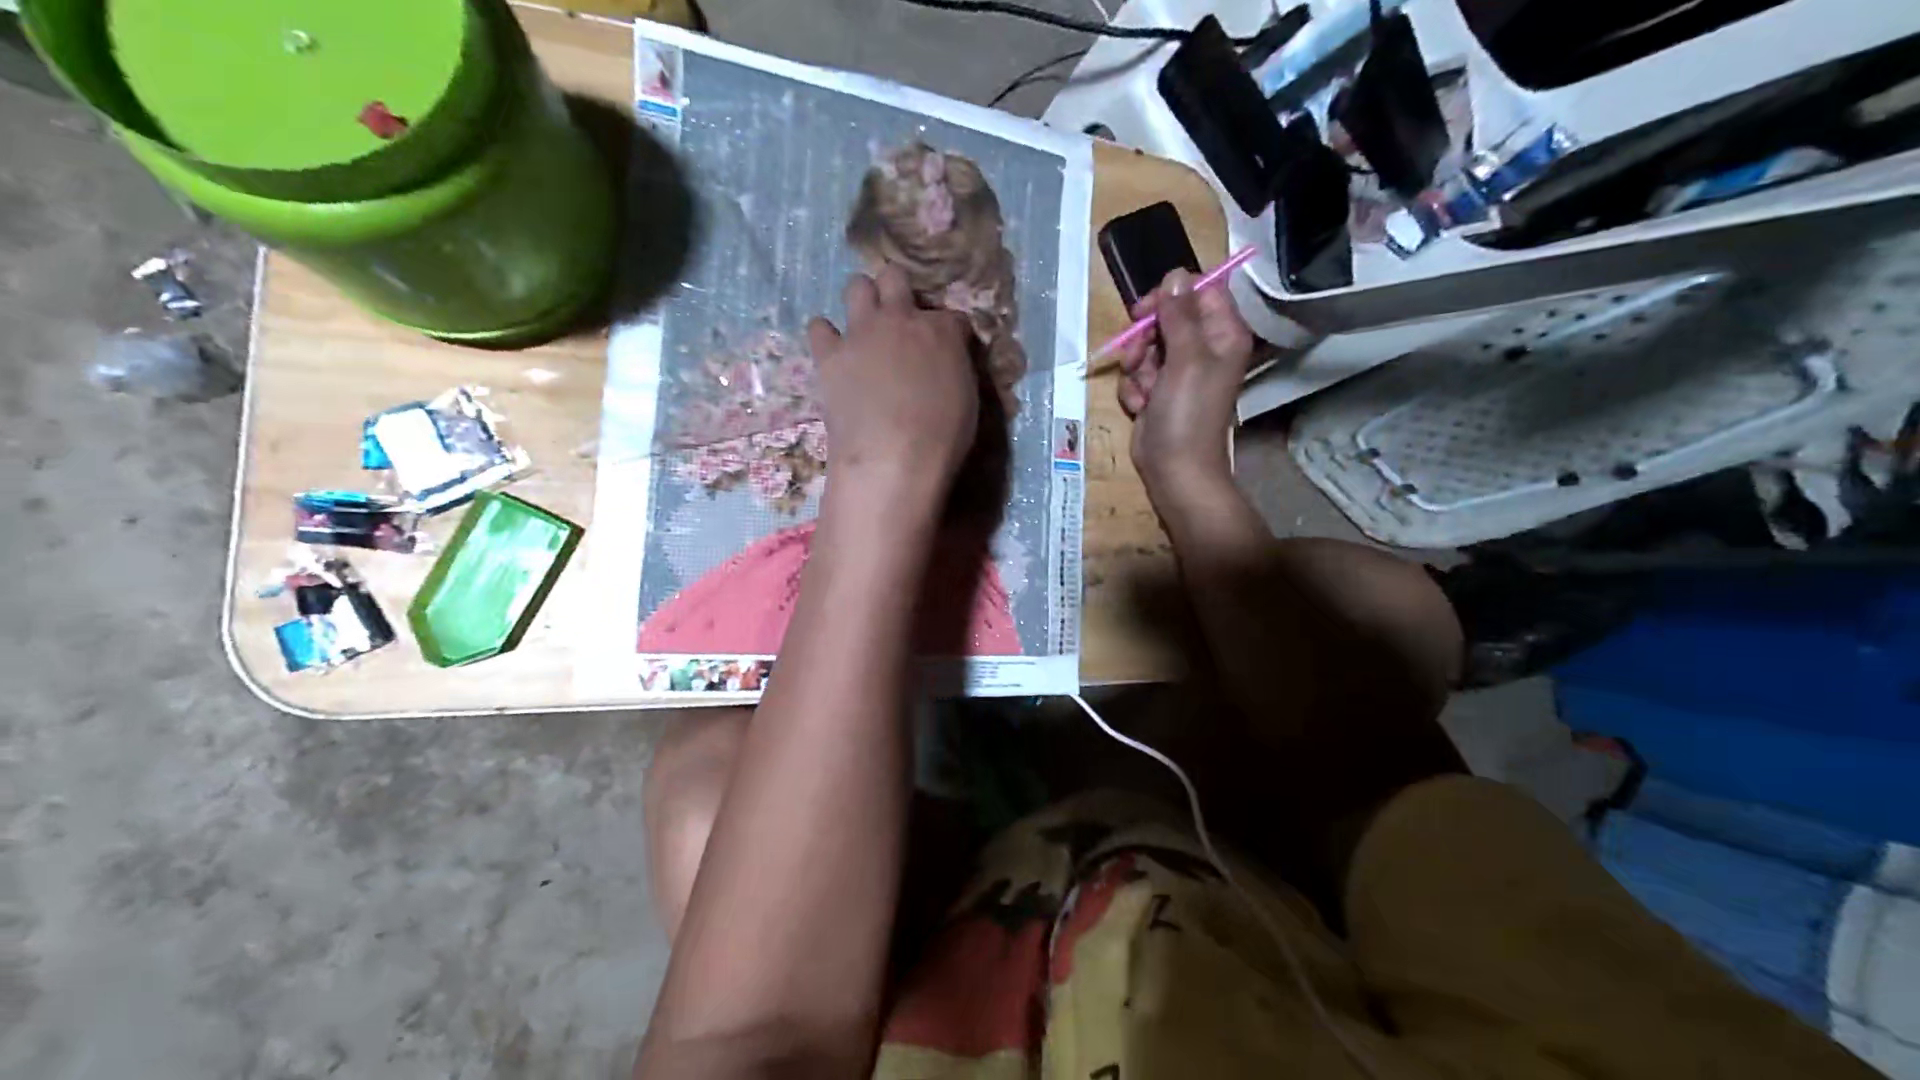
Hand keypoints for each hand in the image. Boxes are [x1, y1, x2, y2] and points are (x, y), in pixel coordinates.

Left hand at [808, 266, 979, 511]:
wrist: (891, 457)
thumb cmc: (941, 438)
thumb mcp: (967, 399)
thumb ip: (955, 369)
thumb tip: (945, 364)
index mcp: (943, 331)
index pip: (951, 315)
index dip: (948, 331)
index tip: (946, 348)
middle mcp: (901, 319)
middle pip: (895, 278)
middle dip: (897, 291)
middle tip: (897, 319)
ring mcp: (862, 332)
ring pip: (856, 286)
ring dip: (862, 301)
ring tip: (864, 329)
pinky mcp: (829, 354)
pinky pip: (819, 327)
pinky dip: (826, 336)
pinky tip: (833, 353)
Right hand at [1115, 269, 1253, 505]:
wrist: (1175, 467)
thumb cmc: (1187, 412)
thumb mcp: (1185, 358)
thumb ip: (1179, 314)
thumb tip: (1177, 274)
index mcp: (1223, 335)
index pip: (1201, 291)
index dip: (1172, 295)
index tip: (1148, 307)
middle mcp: (1204, 348)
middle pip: (1168, 317)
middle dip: (1146, 336)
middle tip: (1138, 354)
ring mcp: (1179, 371)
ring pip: (1146, 346)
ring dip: (1137, 366)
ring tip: (1143, 389)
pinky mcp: (1157, 390)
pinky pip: (1138, 373)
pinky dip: (1134, 388)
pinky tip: (1140, 405)